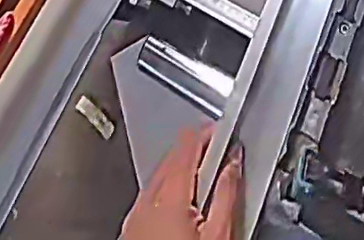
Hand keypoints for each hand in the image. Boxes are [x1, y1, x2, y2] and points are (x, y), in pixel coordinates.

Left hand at [121, 125, 243, 239]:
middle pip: (173, 156)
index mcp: (172, 192)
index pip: (189, 141)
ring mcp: (135, 216)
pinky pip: (150, 198)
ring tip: (204, 191)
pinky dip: (167, 195)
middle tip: (220, 162)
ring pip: (160, 177)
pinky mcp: (129, 231)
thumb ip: (227, 192)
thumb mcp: (218, 235)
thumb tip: (234, 162)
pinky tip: (181, 214)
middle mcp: (148, 198)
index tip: (224, 135)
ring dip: (181, 175)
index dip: (210, 133)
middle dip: (197, 154)